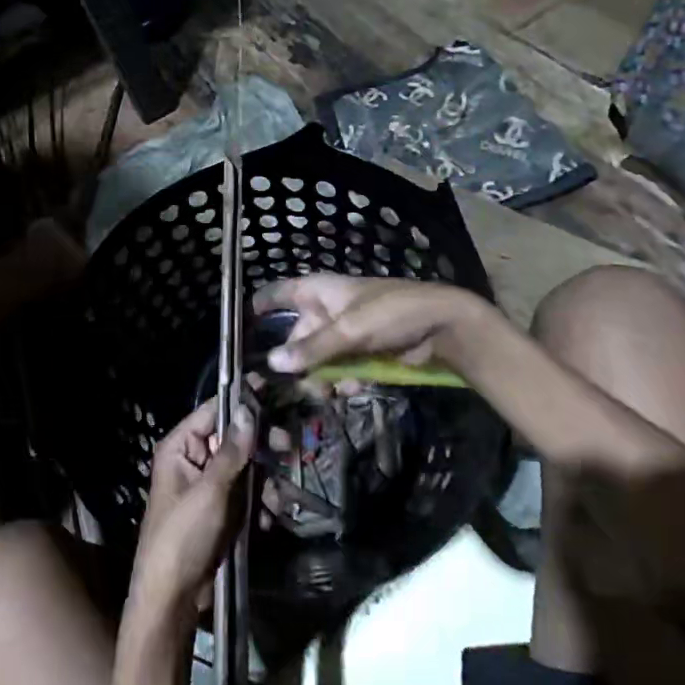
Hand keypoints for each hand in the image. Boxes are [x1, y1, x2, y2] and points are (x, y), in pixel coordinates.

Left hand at [128, 398, 256, 623]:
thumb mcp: (209, 492)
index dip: (241, 401)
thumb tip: (248, 410)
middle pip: (234, 438)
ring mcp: (210, 485)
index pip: (212, 412)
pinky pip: (248, 492)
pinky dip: (261, 502)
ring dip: (265, 480)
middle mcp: (194, 460)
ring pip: (247, 466)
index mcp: (180, 448)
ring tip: (278, 498)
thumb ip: (231, 452)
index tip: (272, 390)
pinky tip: (269, 517)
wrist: (173, 594)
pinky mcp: (223, 508)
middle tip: (289, 448)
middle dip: (262, 445)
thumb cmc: (182, 536)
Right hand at [252, 274, 494, 378]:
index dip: (258, 307)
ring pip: (317, 360)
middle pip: (296, 338)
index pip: (278, 293)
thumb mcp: (348, 330)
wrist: (443, 327)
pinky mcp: (361, 352)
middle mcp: (326, 311)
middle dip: (296, 363)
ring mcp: (344, 333)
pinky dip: (345, 380)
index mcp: (319, 291)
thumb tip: (272, 363)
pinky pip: (340, 369)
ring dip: (322, 378)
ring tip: (330, 392)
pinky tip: (355, 387)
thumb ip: (311, 349)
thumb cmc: (392, 313)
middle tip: (293, 386)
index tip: (240, 328)